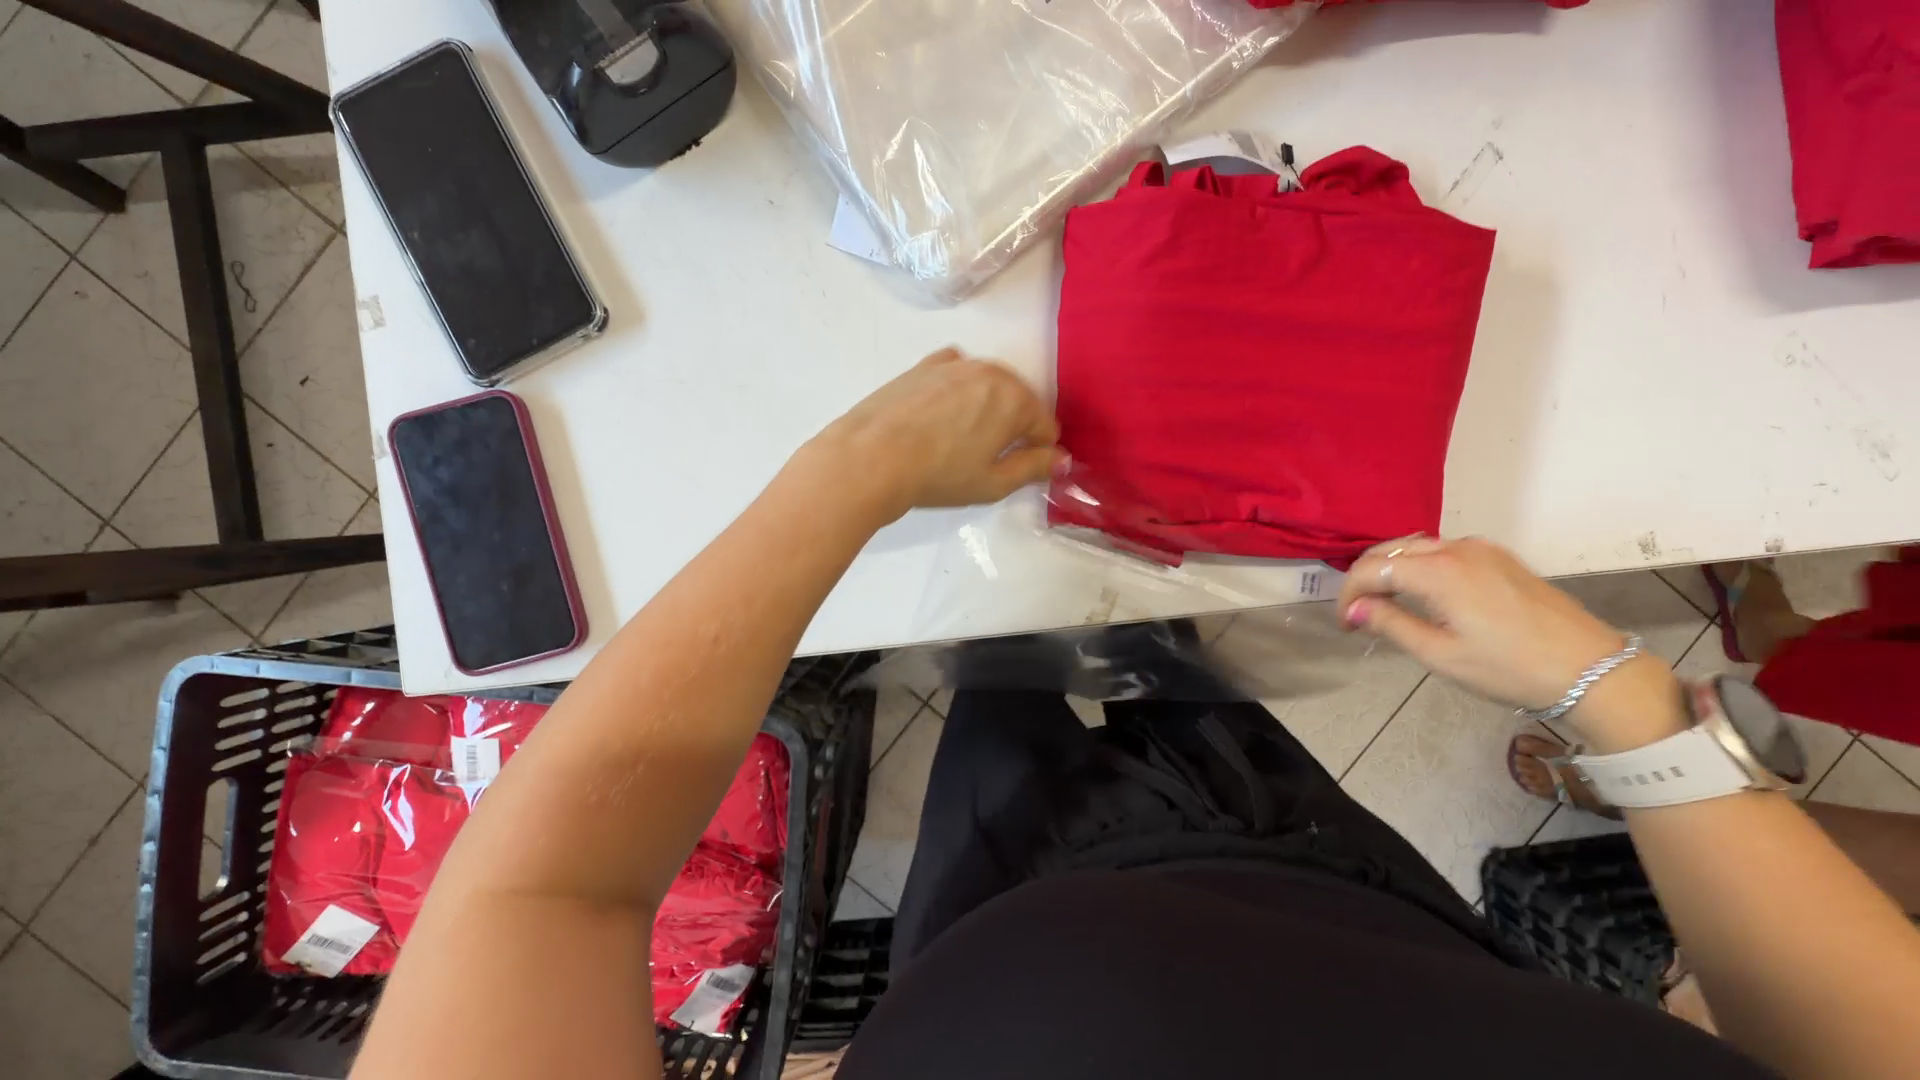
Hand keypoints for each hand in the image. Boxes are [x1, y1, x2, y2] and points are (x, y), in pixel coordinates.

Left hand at [809, 348, 1061, 520]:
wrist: (871, 456)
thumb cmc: (938, 475)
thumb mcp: (993, 483)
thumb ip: (1034, 468)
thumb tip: (1062, 460)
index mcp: (1016, 399)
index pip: (1045, 426)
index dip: (1038, 452)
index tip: (1018, 470)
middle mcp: (991, 372)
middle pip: (1018, 400)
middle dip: (1012, 426)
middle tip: (986, 458)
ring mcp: (955, 364)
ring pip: (987, 385)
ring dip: (985, 407)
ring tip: (960, 440)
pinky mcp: (924, 365)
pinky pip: (955, 373)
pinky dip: (958, 389)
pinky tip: (942, 413)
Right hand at [1337, 536, 1685, 749]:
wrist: (1591, 669)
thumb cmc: (1510, 668)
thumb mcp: (1441, 655)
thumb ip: (1392, 624)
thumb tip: (1356, 608)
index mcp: (1438, 571)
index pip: (1371, 569)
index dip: (1349, 594)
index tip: (1346, 625)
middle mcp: (1456, 548)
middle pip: (1390, 550)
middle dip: (1366, 578)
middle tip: (1359, 614)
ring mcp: (1482, 549)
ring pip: (1416, 547)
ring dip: (1392, 570)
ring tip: (1385, 605)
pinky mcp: (1499, 558)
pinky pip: (1443, 551)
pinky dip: (1420, 567)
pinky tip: (1421, 594)